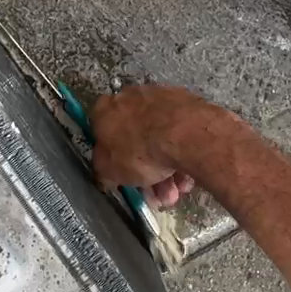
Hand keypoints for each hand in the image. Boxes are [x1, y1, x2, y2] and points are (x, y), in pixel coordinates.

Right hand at [90, 84, 251, 207]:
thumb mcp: (109, 171)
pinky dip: (181, 154)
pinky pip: (178, 134)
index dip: (113, 159)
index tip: (124, 177)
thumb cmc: (140, 151)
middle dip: (146, 173)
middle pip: (135, 140)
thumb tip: (106, 172)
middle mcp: (130, 97)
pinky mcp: (186, 103)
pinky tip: (188, 178)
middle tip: (158, 194)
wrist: (185, 134)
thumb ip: (104, 169)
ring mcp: (160, 98)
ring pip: (159, 139)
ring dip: (167, 171)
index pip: (102, 133)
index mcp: (104, 109)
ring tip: (177, 192)